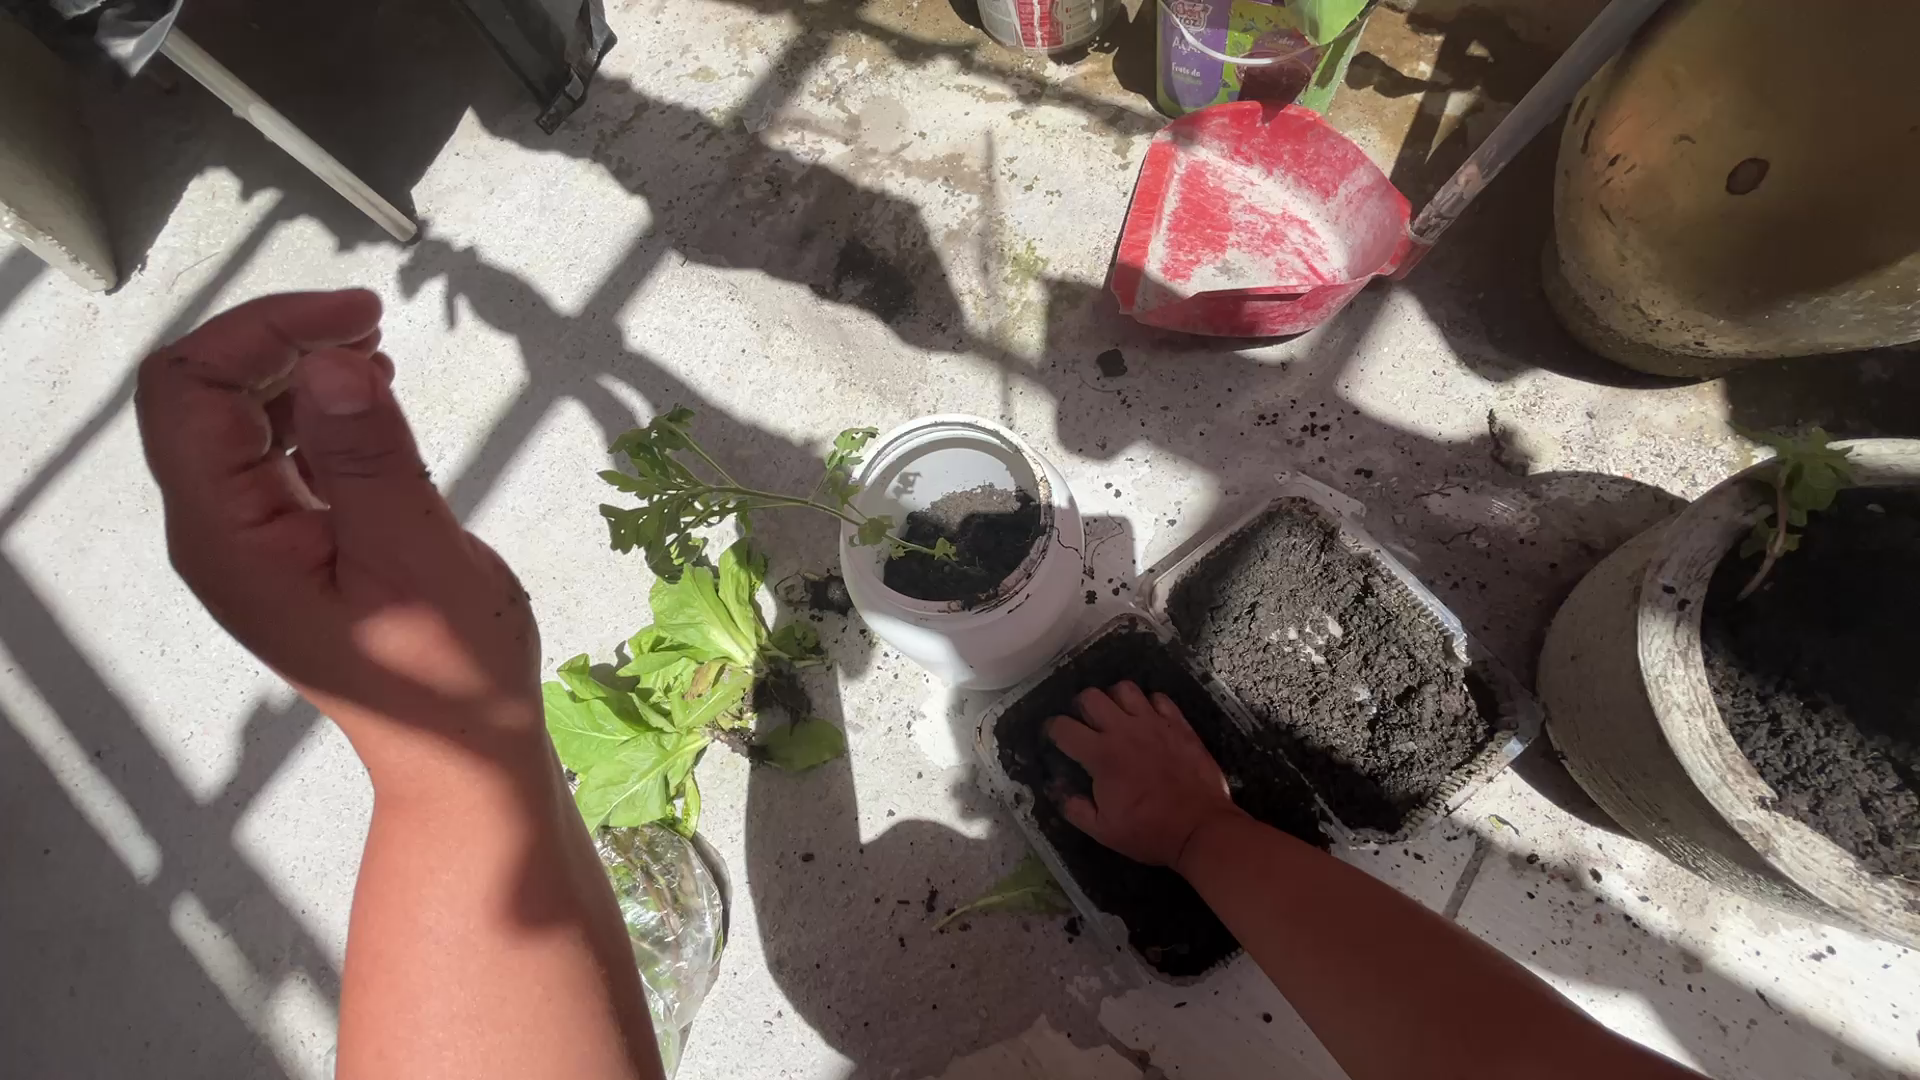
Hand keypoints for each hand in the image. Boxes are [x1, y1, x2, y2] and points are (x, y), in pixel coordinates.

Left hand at [136, 290, 543, 783]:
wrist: (465, 742)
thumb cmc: (452, 668)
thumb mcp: (420, 560)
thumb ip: (373, 463)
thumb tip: (336, 363)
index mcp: (233, 537)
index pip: (194, 393)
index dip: (266, 331)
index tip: (360, 312)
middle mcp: (226, 533)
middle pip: (205, 401)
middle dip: (278, 343)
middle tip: (370, 323)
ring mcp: (263, 543)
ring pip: (245, 426)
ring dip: (299, 373)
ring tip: (373, 349)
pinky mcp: (305, 548)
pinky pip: (289, 460)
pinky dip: (325, 416)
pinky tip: (371, 403)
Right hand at [1046, 681, 1247, 868]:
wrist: (1201, 828)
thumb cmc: (1150, 831)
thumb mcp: (1103, 831)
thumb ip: (1074, 808)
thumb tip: (1056, 789)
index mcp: (1101, 755)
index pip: (1063, 728)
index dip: (1051, 729)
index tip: (1052, 735)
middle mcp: (1123, 730)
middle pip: (1090, 696)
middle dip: (1080, 706)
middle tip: (1084, 723)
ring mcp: (1153, 723)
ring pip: (1124, 688)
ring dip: (1114, 699)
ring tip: (1116, 715)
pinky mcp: (1178, 724)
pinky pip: (1158, 698)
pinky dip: (1149, 704)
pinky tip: (1147, 719)